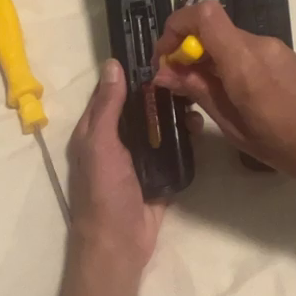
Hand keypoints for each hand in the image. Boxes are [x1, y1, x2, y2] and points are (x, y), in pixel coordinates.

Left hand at [65, 59, 185, 274]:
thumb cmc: (103, 193)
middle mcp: (117, 138)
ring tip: (197, 99)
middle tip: (187, 74)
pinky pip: (174, 145)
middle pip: (140, 105)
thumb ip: (107, 107)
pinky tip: (199, 124)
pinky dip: (186, 134)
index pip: (112, 91)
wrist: (120, 244)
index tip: (157, 51)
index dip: (130, 72)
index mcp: (95, 130)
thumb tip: (113, 64)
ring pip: (160, 123)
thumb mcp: (100, 145)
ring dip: (176, 112)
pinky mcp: (160, 169)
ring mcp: (140, 154)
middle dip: (161, 91)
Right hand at [152, 0, 295, 196]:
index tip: (164, 60)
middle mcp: (260, 45)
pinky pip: (245, 51)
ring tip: (199, 98)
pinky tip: (228, 97)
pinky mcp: (285, 57)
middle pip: (211, 27)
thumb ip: (203, 95)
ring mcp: (275, 48)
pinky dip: (227, 64)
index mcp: (246, 63)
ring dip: (206, 59)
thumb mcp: (240, 131)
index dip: (175, 27)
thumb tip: (166, 73)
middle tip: (174, 86)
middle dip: (186, 49)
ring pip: (227, 40)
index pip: (203, 13)